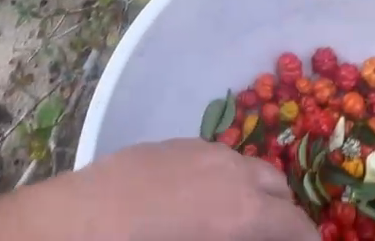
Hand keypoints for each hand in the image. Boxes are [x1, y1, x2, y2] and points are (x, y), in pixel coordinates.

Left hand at [52, 139, 315, 240]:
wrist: (75, 224)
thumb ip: (242, 239)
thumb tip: (256, 235)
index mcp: (244, 212)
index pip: (299, 227)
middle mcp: (233, 172)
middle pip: (279, 190)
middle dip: (283, 218)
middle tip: (273, 240)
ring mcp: (203, 151)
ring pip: (248, 169)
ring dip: (255, 195)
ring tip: (239, 225)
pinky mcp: (175, 144)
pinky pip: (218, 160)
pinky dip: (225, 180)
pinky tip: (201, 205)